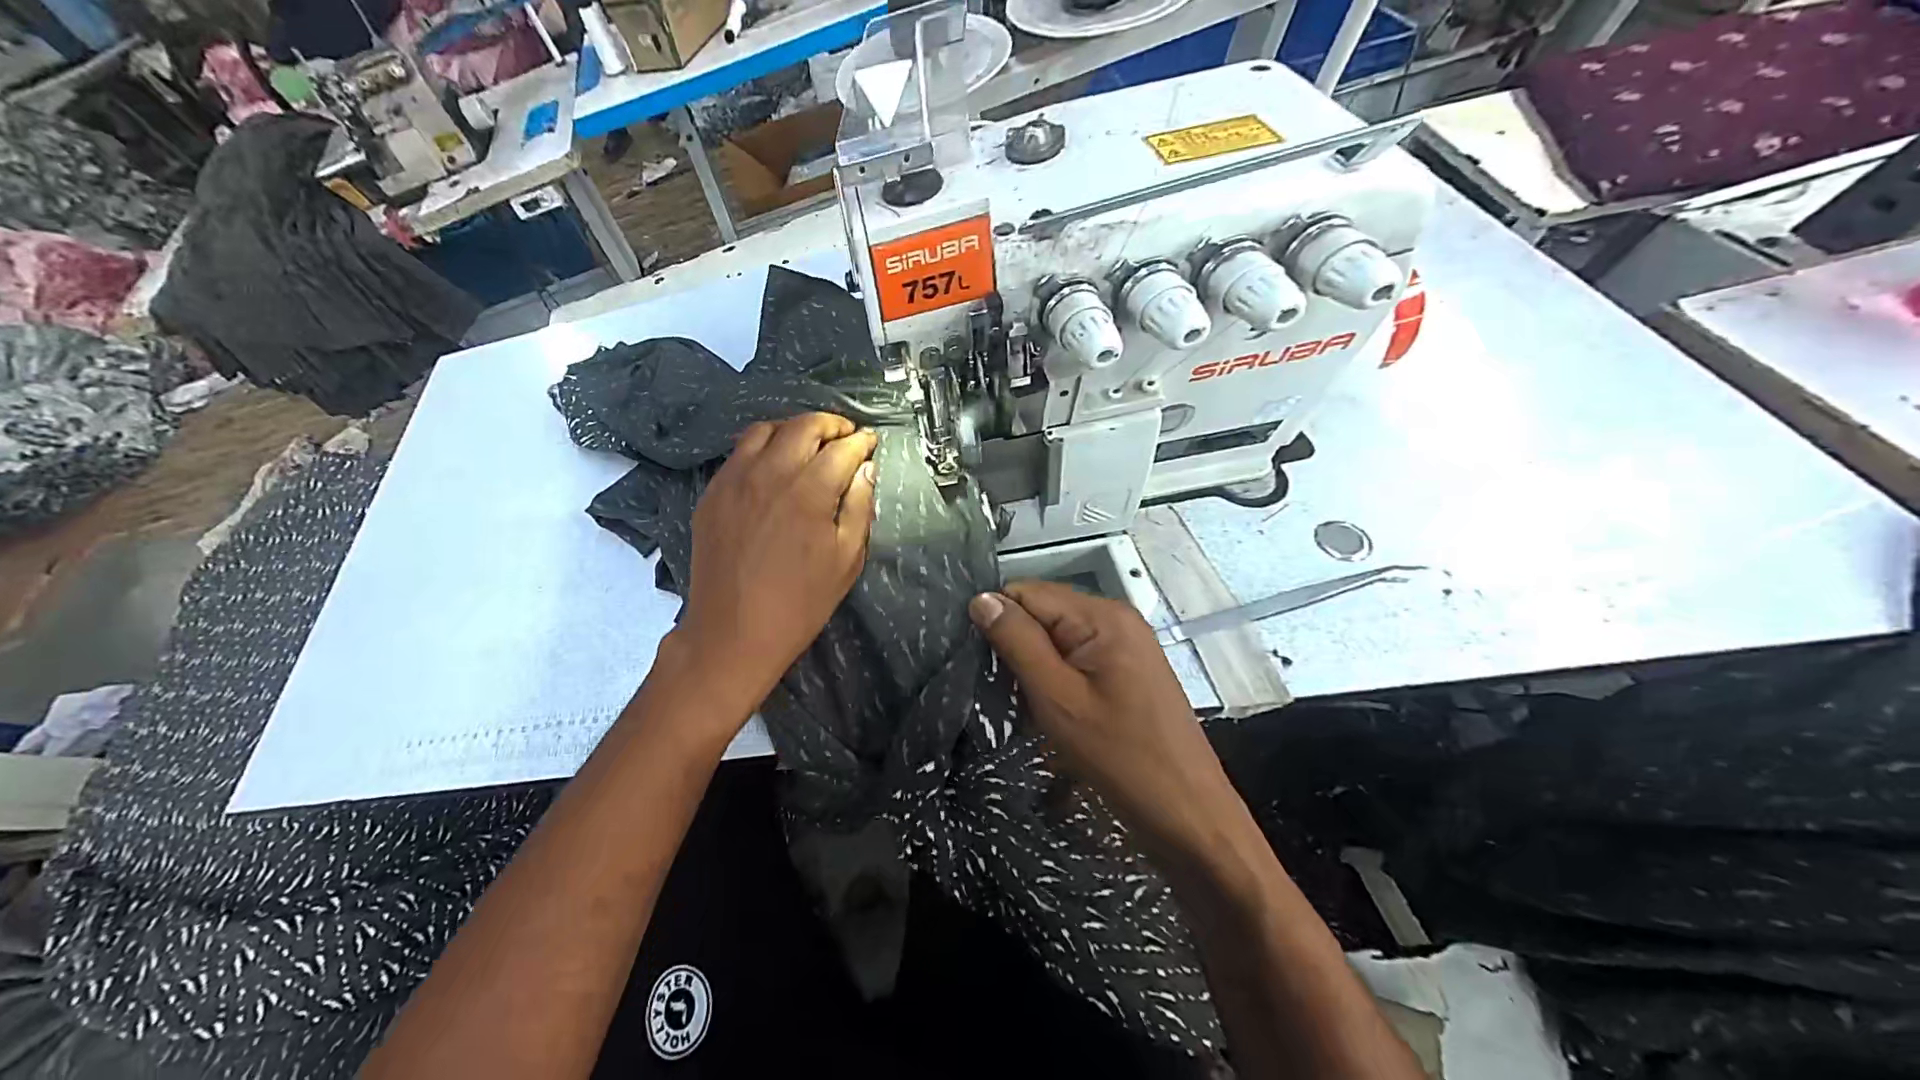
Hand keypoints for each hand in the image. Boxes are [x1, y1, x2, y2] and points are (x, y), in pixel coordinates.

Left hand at [667, 413, 877, 717]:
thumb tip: (865, 469)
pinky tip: (774, 465)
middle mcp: (770, 473)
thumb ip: (859, 507)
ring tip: (809, 444)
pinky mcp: (713, 492)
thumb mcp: (847, 560)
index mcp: (809, 490)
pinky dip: (763, 446)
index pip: (843, 447)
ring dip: (794, 429)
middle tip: (845, 437)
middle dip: (832, 424)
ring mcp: (735, 479)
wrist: (733, 632)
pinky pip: (739, 452)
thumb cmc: (800, 603)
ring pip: (767, 430)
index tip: (870, 444)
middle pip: (804, 426)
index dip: (862, 441)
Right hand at [969, 582, 1241, 854]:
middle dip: (1015, 642)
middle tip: (998, 686)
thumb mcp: (1057, 697)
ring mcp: (1126, 641)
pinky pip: (1078, 654)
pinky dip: (1056, 674)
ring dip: (1034, 662)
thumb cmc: (1119, 756)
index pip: (1026, 591)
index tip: (978, 660)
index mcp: (1102, 615)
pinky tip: (1050, 705)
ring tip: (1021, 699)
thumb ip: (1017, 642)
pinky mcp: (1128, 667)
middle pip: (1043, 610)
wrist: (1185, 809)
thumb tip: (981, 598)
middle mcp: (1117, 616)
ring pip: (1058, 634)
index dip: (997, 620)